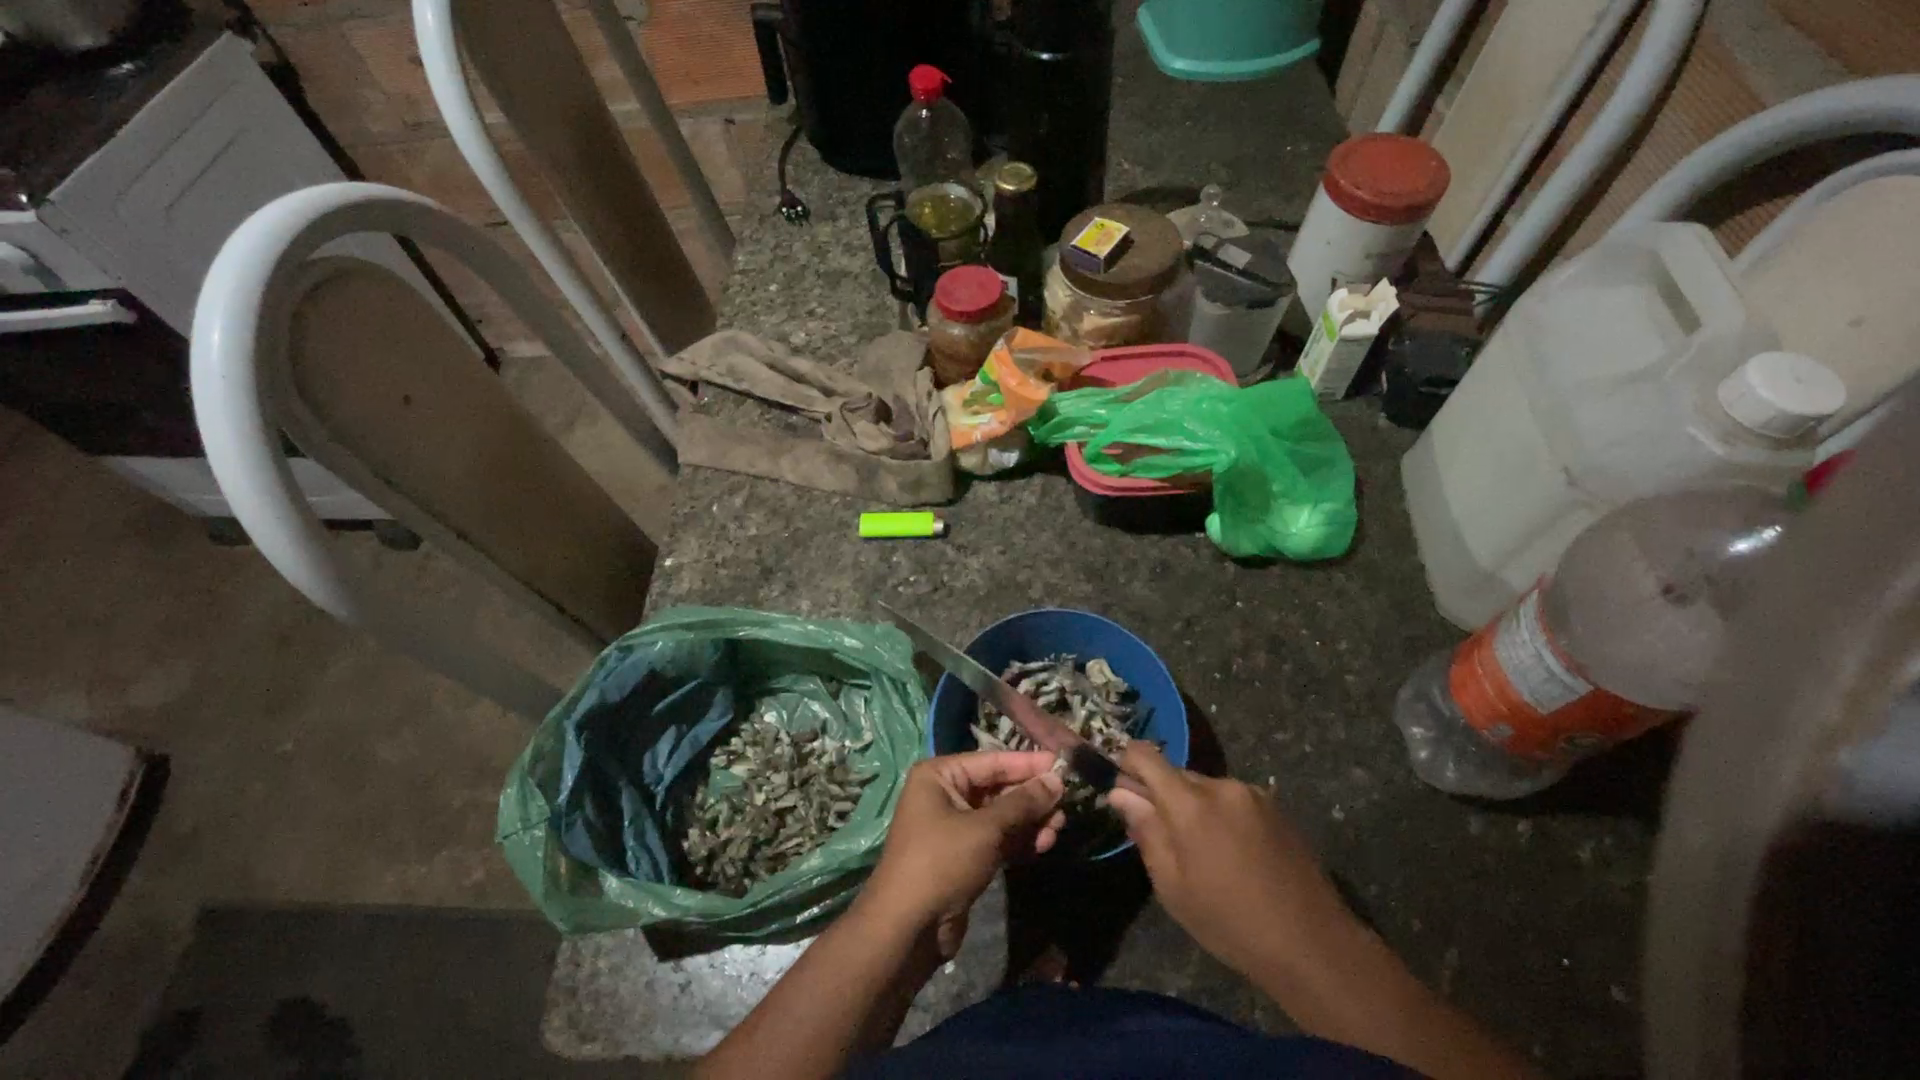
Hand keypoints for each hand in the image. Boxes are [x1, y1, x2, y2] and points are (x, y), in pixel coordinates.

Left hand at [861, 751, 1065, 957]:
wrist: (908, 927)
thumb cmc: (942, 862)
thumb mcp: (985, 828)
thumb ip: (1023, 803)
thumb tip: (1056, 780)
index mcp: (939, 776)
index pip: (992, 761)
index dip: (1028, 763)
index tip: (1063, 763)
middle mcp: (945, 796)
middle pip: (998, 789)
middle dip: (1032, 798)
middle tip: (1066, 804)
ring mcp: (954, 827)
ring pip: (1002, 817)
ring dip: (1030, 822)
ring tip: (1059, 828)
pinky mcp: (964, 856)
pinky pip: (998, 840)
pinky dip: (1019, 841)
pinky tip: (1044, 845)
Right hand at [1107, 743, 1349, 978]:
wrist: (1311, 943)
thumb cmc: (1229, 922)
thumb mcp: (1172, 886)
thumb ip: (1146, 831)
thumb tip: (1120, 792)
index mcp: (1190, 803)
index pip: (1146, 756)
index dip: (1126, 762)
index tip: (1118, 785)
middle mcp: (1222, 787)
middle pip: (1177, 774)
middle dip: (1161, 795)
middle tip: (1157, 834)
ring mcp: (1255, 795)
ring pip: (1206, 788)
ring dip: (1193, 807)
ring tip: (1200, 852)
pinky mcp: (1278, 809)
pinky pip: (1234, 800)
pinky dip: (1221, 815)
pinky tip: (1231, 855)